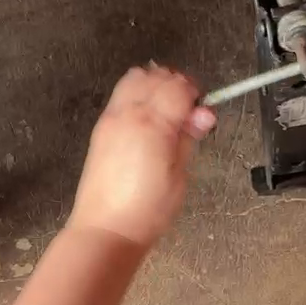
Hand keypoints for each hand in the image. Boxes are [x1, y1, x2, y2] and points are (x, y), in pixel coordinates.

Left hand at [69, 64, 217, 248]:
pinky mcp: (101, 129)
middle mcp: (129, 114)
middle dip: (176, 85)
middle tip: (188, 112)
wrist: (107, 229)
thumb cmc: (147, 210)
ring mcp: (111, 119)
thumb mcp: (180, 176)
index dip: (195, 95)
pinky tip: (147, 120)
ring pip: (135, 78)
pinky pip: (121, 95)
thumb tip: (203, 115)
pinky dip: (137, 95)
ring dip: (155, 85)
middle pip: (156, 76)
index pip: (178, 87)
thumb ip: (189, 138)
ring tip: (167, 112)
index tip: (201, 113)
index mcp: (153, 125)